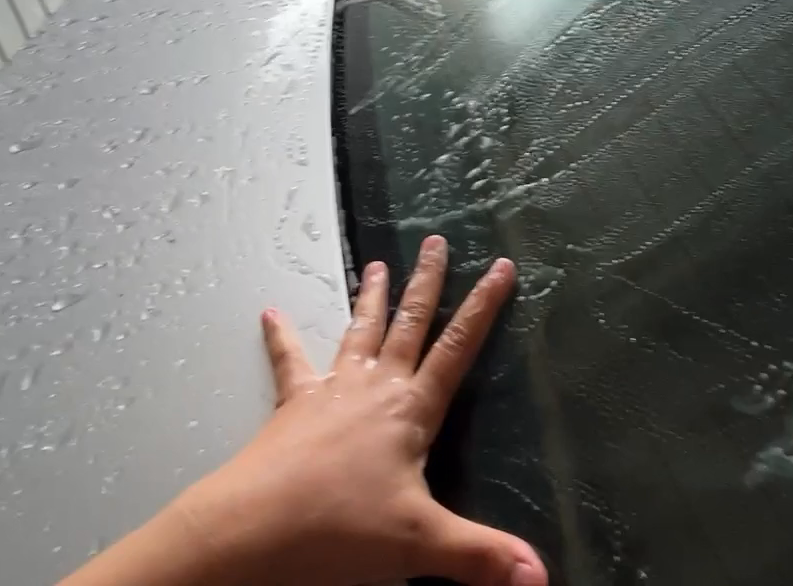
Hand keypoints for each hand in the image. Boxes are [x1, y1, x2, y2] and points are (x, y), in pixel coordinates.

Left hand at [168, 235, 544, 585]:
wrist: (250, 531)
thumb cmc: (337, 529)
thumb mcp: (418, 545)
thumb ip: (481, 557)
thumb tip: (542, 577)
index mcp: (411, 408)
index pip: (459, 346)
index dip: (484, 306)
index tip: (502, 266)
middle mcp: (376, 386)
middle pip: (410, 322)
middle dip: (427, 282)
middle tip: (435, 240)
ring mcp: (332, 389)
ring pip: (361, 330)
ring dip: (372, 297)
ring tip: (378, 263)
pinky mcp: (294, 404)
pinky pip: (290, 362)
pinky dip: (281, 337)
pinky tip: (270, 312)